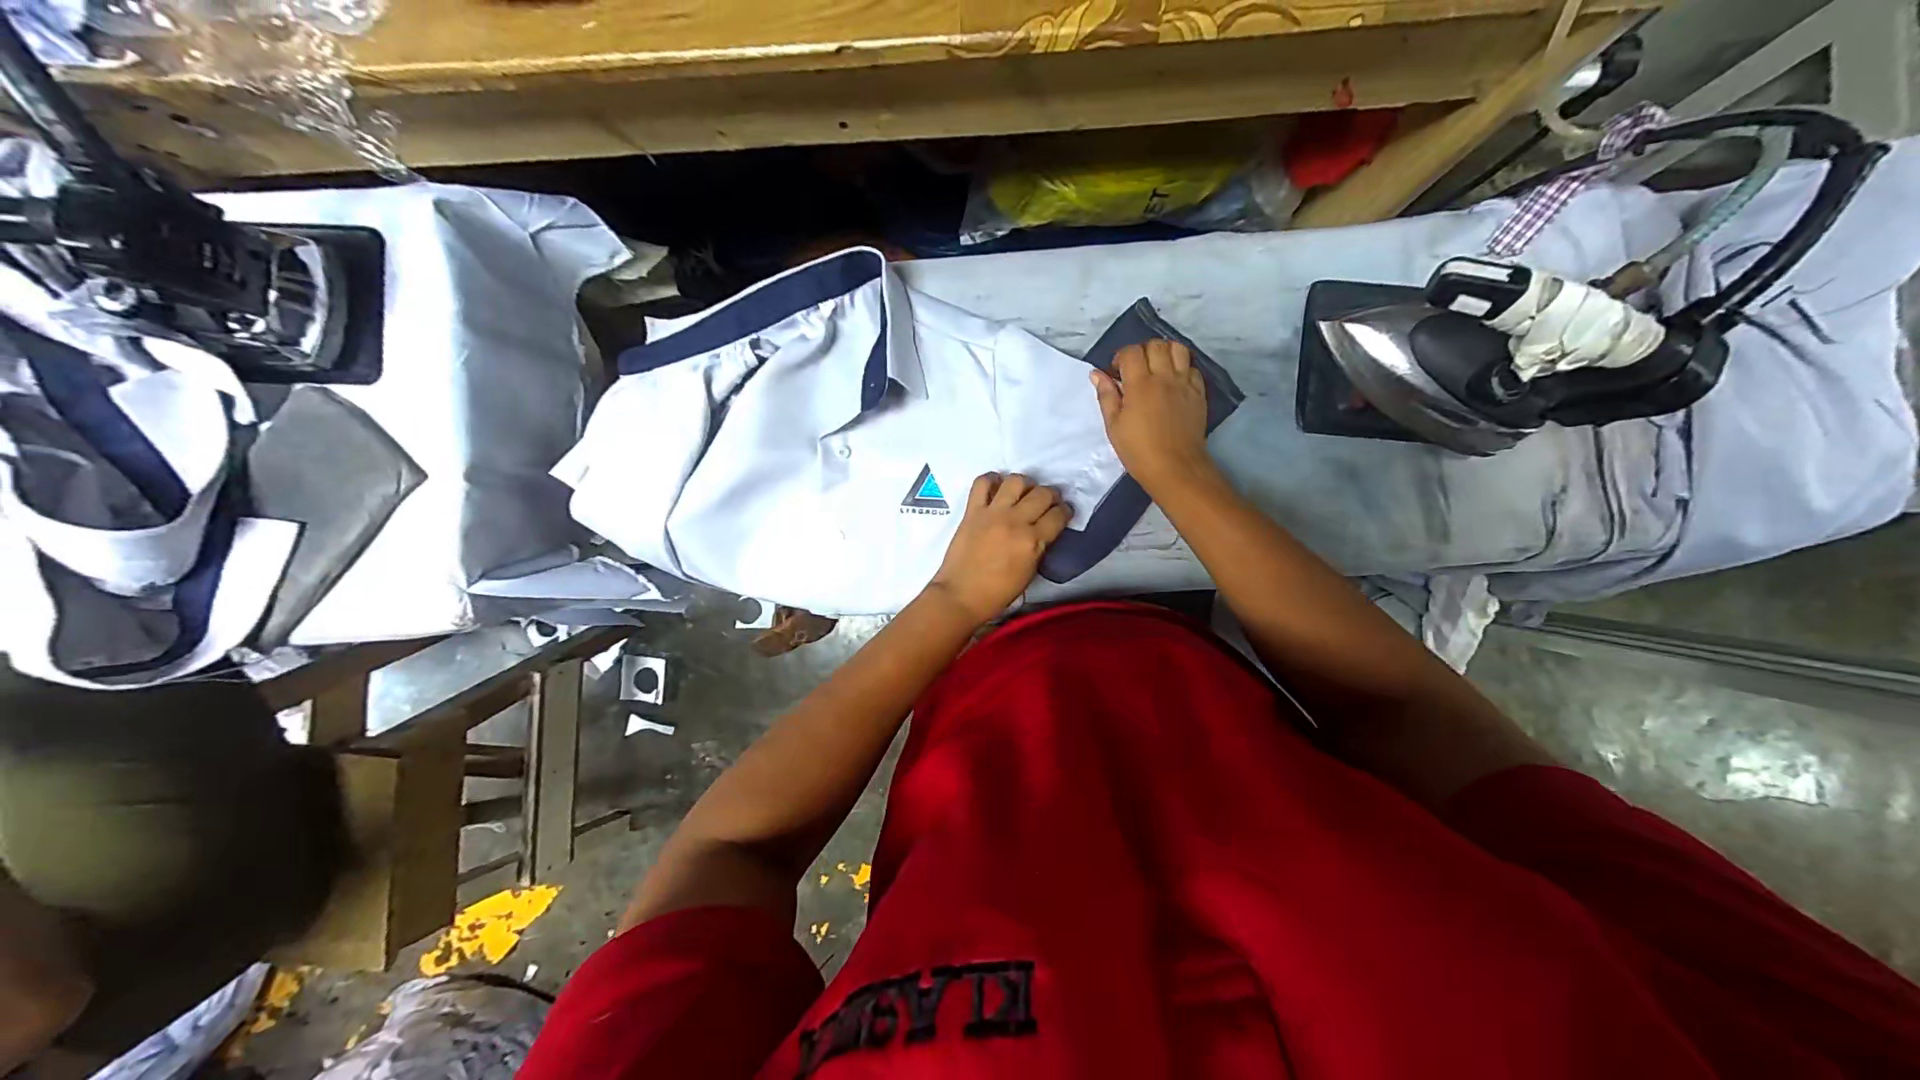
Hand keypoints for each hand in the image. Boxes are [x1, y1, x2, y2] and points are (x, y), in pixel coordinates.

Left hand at [926, 473, 1070, 624]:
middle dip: (1051, 496)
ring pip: (1016, 481)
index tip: (1063, 512)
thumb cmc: (997, 593)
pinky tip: (996, 487)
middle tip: (1047, 502)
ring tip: (1023, 493)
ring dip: (1025, 484)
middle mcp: (1015, 522)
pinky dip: (991, 480)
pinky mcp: (972, 511)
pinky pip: (982, 483)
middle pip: (1042, 494)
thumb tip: (1043, 532)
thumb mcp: (1029, 572)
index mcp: (1032, 541)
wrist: (961, 595)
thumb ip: (1039, 548)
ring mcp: (992, 513)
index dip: (1065, 512)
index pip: (1058, 515)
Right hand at [1090, 339, 1216, 493]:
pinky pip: (1193, 368)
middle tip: (1136, 369)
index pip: (1131, 352)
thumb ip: (1106, 396)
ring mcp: (1185, 383)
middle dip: (1143, 351)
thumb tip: (1097, 374)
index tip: (1117, 373)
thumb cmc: (1138, 450)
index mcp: (1140, 384)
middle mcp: (1165, 377)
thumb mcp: (1114, 425)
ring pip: (1178, 349)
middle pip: (1156, 345)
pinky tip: (1174, 382)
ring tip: (1157, 368)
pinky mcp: (1199, 393)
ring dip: (1165, 352)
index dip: (1121, 357)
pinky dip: (1182, 368)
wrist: (1175, 467)